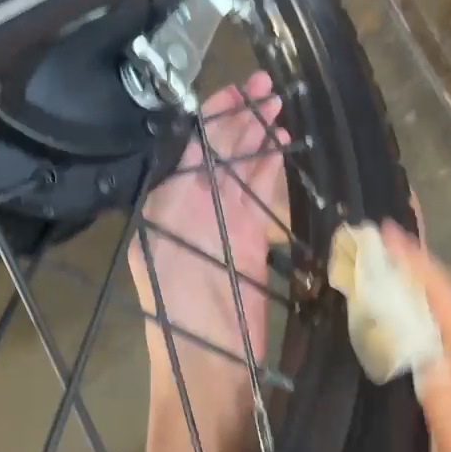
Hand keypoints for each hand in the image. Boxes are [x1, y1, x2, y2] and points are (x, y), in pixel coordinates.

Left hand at [132, 72, 288, 451]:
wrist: (211, 365)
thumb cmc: (181, 302)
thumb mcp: (166, 238)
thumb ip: (180, 190)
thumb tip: (200, 148)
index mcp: (168, 199)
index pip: (196, 142)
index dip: (219, 112)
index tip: (242, 86)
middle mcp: (195, 202)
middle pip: (223, 148)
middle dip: (244, 116)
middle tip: (271, 88)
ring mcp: (226, 218)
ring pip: (245, 164)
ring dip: (261, 135)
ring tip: (281, 107)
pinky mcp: (253, 236)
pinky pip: (262, 190)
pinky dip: (272, 165)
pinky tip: (283, 142)